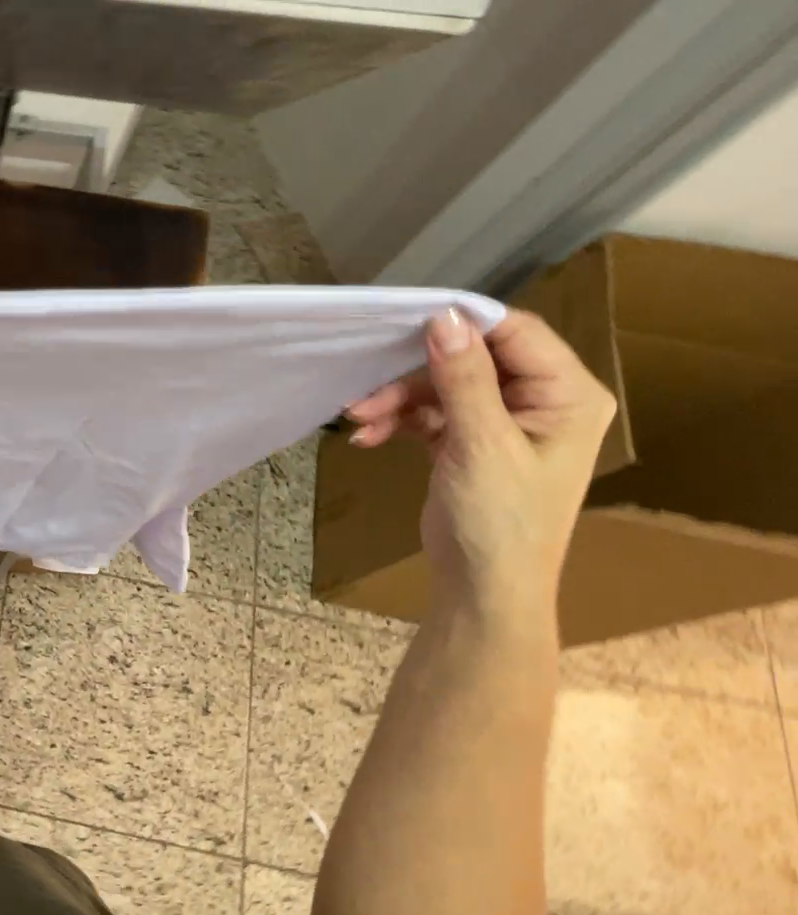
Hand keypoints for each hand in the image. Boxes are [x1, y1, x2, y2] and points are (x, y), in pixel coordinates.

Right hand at [346, 308, 616, 616]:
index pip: (517, 335)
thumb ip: (464, 379)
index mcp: (567, 395)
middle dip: (414, 376)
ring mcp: (501, 424)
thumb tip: (445, 317)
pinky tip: (367, 439)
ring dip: (397, 402)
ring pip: (442, 390)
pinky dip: (398, 423)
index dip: (464, 325)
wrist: (482, 586)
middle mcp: (540, 402)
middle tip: (364, 393)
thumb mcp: (481, 445)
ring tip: (356, 420)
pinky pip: (429, 418)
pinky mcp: (467, 445)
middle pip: (471, 362)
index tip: (404, 324)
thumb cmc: (498, 519)